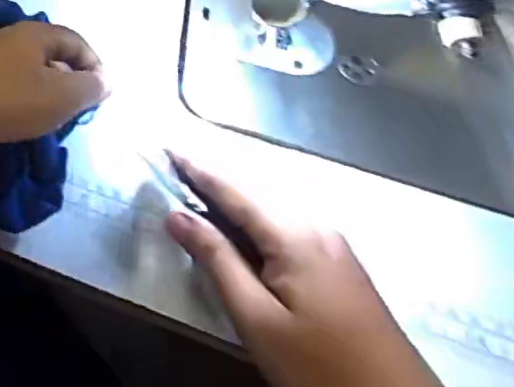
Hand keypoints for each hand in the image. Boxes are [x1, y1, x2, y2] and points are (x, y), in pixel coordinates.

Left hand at [0, 21, 106, 161]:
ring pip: (23, 66)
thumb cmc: (12, 101)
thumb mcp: (61, 97)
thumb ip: (90, 88)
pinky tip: (9, 104)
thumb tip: (106, 80)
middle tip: (77, 102)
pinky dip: (11, 90)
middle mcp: (10, 36)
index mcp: (35, 33)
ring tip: (47, 109)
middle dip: (68, 74)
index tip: (100, 90)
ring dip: (39, 84)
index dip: (92, 63)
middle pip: (49, 51)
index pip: (74, 40)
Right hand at [165, 156, 438, 386]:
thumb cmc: (319, 367)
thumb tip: (178, 216)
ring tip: (204, 200)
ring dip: (238, 205)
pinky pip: (291, 228)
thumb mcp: (258, 320)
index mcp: (293, 232)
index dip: (198, 170)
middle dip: (216, 184)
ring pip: (274, 211)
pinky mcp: (343, 264)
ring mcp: (334, 243)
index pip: (233, 191)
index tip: (170, 149)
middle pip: (255, 194)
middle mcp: (315, 224)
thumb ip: (218, 261)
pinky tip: (249, 236)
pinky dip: (261, 223)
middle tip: (179, 174)